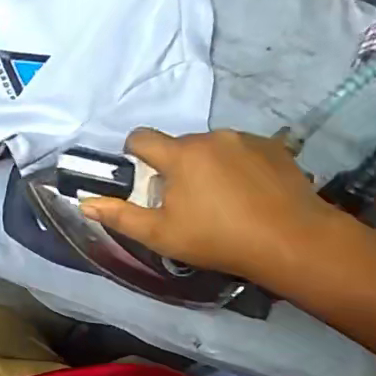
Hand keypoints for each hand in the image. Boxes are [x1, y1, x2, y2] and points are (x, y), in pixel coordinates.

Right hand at [79, 128, 352, 292]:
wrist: (290, 239)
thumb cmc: (217, 239)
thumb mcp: (161, 235)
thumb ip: (120, 216)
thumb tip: (85, 204)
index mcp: (180, 154)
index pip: (142, 137)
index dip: (134, 153)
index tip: (141, 176)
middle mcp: (212, 136)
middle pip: (179, 145)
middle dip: (175, 168)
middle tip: (185, 204)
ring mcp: (246, 139)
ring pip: (213, 148)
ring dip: (208, 166)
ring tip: (222, 201)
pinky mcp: (274, 147)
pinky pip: (243, 151)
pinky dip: (238, 167)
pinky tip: (249, 195)